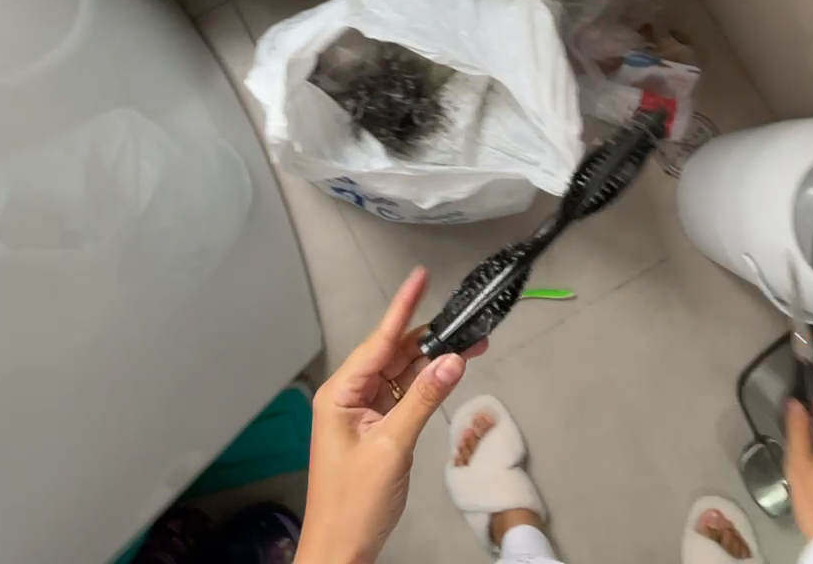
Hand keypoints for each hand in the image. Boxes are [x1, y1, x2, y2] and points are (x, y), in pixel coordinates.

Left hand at [297, 268, 486, 563]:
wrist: (341, 552)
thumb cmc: (353, 504)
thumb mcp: (392, 447)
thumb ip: (423, 399)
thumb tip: (453, 360)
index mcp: (342, 393)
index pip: (379, 340)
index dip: (402, 306)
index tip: (419, 277)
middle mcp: (351, 394)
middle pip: (395, 352)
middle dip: (431, 337)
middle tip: (467, 321)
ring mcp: (365, 410)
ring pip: (404, 371)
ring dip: (434, 360)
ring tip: (471, 343)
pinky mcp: (379, 426)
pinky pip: (406, 393)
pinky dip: (429, 383)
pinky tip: (451, 371)